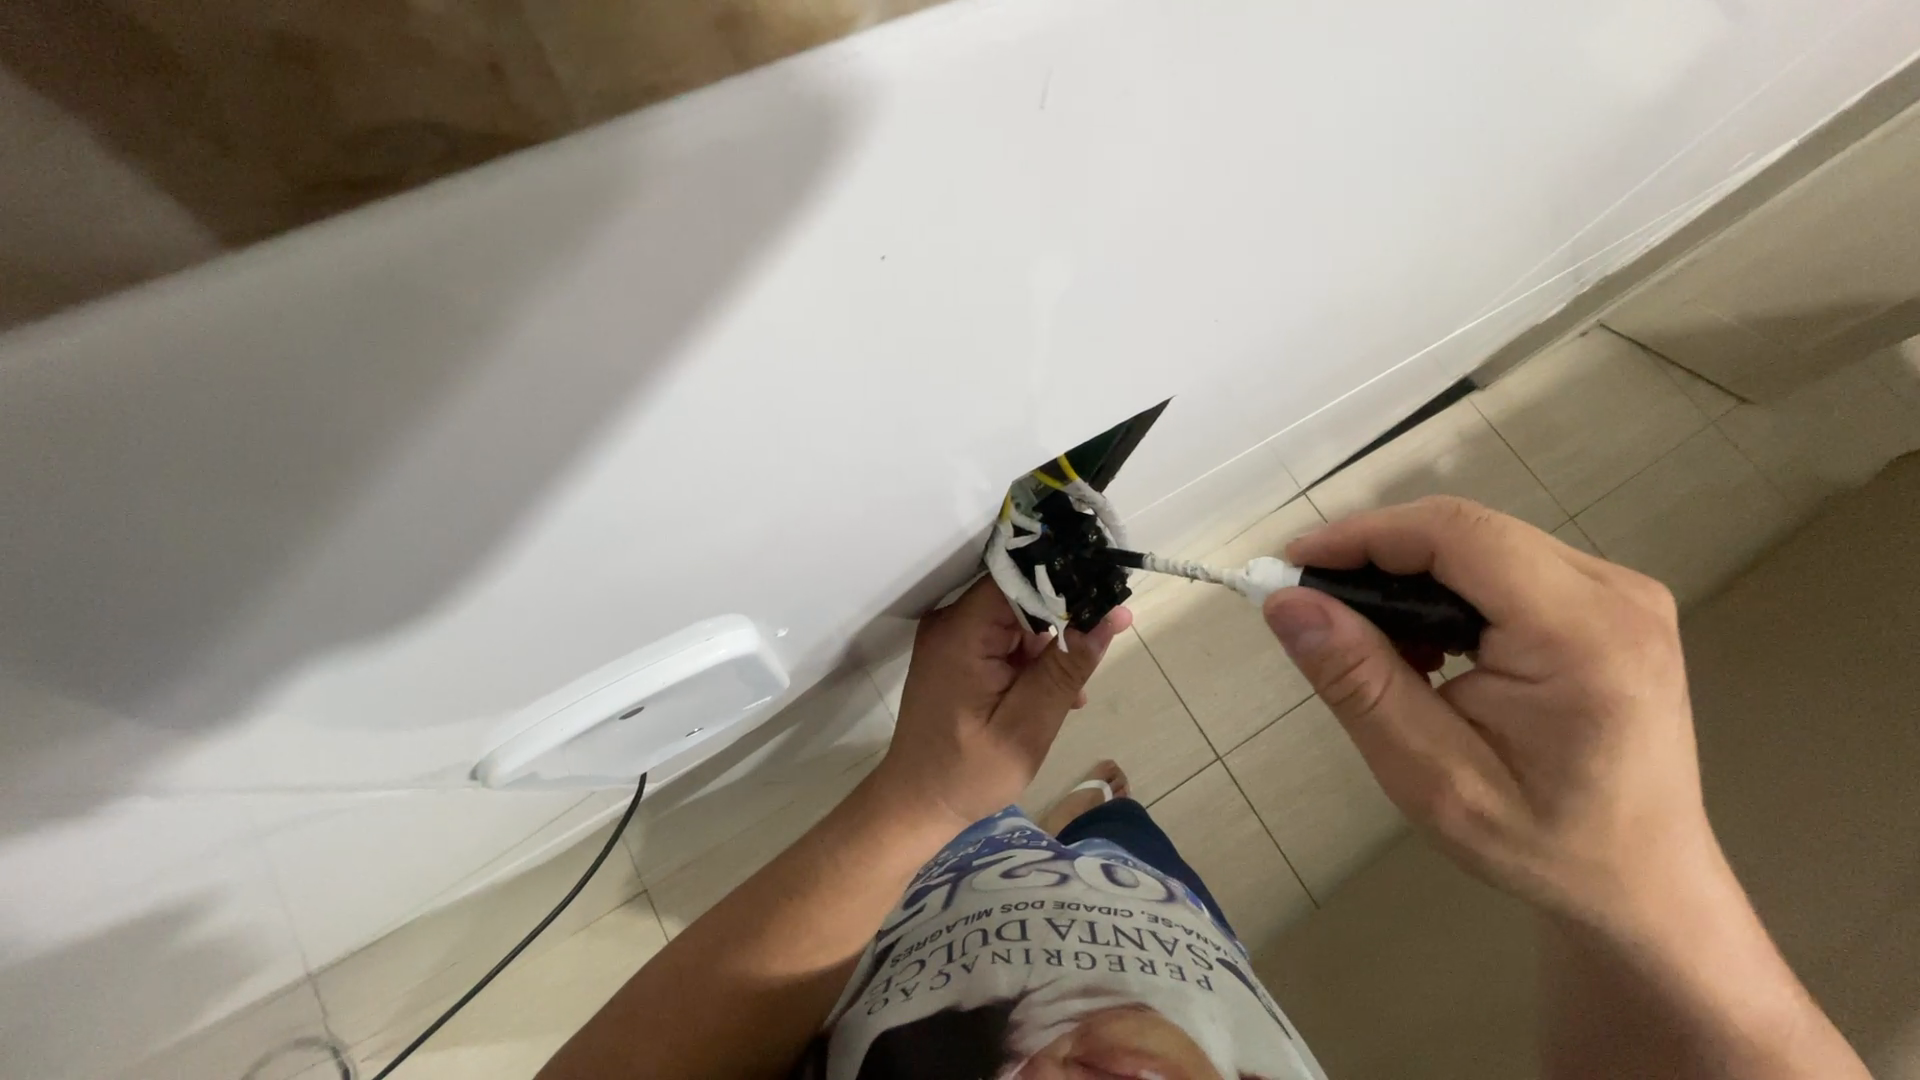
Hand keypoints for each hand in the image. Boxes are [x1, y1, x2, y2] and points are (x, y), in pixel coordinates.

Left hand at [867, 577, 1129, 832]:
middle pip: (1019, 595)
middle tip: (1095, 651)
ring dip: (1049, 647)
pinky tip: (1050, 694)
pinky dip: (1030, 660)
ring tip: (1073, 690)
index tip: (1106, 597)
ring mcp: (951, 636)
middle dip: (1062, 619)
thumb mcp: (1028, 724)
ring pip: (1016, 618)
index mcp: (961, 631)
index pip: (1018, 577)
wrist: (919, 802)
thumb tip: (1111, 614)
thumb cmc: (968, 772)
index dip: (1065, 580)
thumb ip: (1068, 666)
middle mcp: (951, 621)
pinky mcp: (957, 652)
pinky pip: (1003, 638)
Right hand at [1262, 496, 1721, 932]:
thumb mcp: (1428, 773)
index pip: (1457, 536)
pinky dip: (1439, 588)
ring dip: (1405, 575)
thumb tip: (1287, 604)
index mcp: (1583, 636)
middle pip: (1464, 531)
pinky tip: (1423, 645)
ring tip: (1370, 642)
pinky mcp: (1606, 602)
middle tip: (1315, 606)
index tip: (1291, 568)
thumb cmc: (1538, 841)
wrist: (1640, 880)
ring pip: (1477, 542)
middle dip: (1375, 556)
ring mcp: (1618, 592)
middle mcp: (1615, 592)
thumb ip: (1358, 681)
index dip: (1364, 535)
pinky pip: (1499, 564)